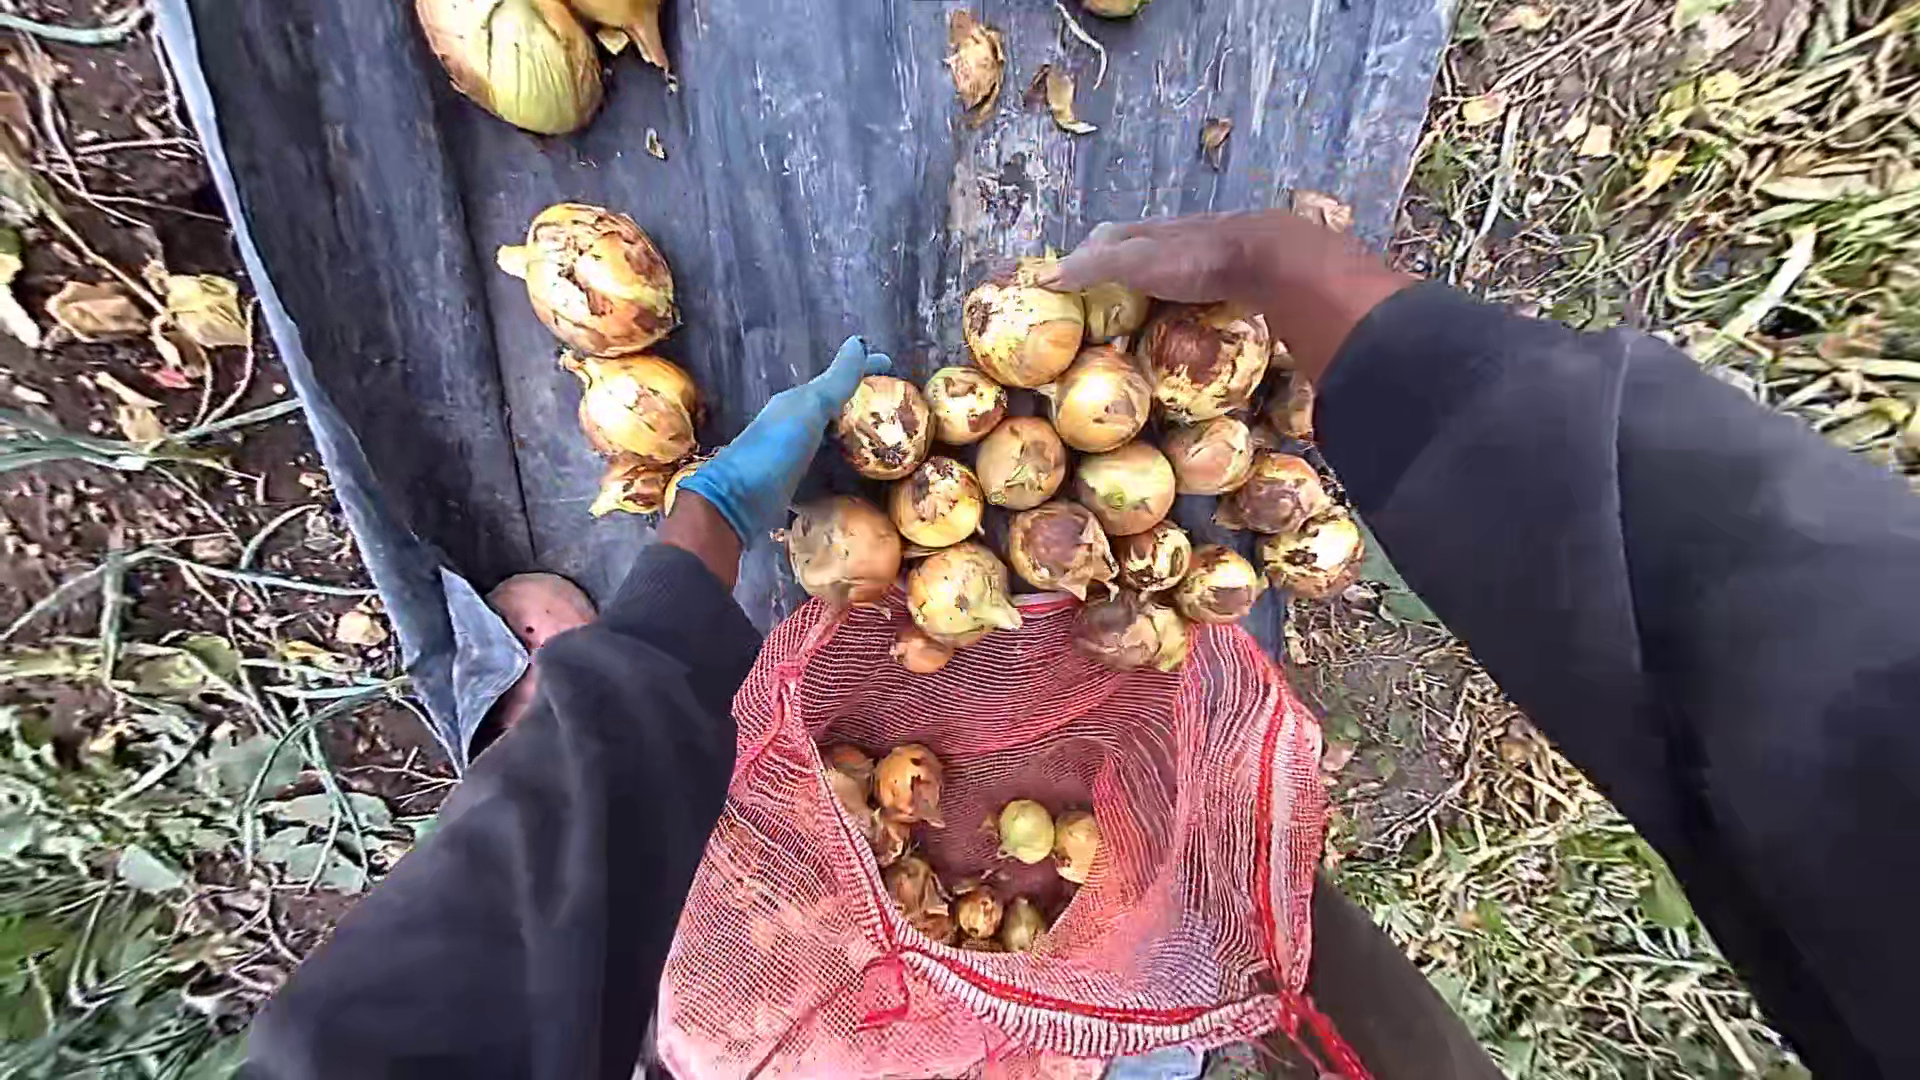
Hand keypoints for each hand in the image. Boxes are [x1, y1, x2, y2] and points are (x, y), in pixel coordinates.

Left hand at [676, 336, 891, 541]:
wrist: (737, 502)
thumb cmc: (775, 449)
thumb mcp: (809, 409)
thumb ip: (835, 382)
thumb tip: (858, 343)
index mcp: (797, 403)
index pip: (838, 379)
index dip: (864, 369)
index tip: (892, 365)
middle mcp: (793, 426)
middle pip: (834, 410)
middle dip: (862, 406)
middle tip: (894, 408)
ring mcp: (792, 457)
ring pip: (830, 441)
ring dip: (853, 439)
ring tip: (884, 444)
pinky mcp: (793, 486)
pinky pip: (826, 471)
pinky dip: (842, 471)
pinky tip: (858, 479)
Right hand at [1045, 210, 1414, 380]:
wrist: (1264, 257)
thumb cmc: (1194, 260)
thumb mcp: (1137, 262)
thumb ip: (1095, 267)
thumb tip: (1047, 278)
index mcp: (1144, 232)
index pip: (1103, 239)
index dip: (1083, 257)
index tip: (1068, 282)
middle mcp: (1169, 235)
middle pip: (1132, 248)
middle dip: (1112, 268)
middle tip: (1098, 300)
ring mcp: (1198, 249)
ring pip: (1161, 263)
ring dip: (1143, 281)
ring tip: (1131, 309)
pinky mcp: (1222, 268)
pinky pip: (1186, 280)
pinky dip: (1171, 293)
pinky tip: (1173, 308)